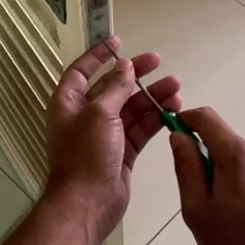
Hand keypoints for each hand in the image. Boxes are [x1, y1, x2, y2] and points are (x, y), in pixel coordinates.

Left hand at [43, 37, 181, 242]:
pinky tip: (173, 108)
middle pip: (112, 87)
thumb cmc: (85, 154)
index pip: (82, 71)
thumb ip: (115, 88)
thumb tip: (125, 66)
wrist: (87, 203)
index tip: (118, 41)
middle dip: (135, 74)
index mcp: (69, 103)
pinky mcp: (122, 152)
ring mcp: (105, 135)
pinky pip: (140, 128)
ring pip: (131, 108)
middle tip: (158, 61)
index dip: (98, 55)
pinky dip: (155, 118)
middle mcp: (85, 116)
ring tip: (176, 85)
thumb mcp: (99, 114)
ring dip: (151, 96)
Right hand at [170, 108, 244, 244]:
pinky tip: (242, 214)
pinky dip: (239, 180)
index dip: (185, 119)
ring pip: (236, 156)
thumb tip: (179, 136)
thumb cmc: (236, 243)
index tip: (172, 132)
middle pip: (221, 139)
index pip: (206, 117)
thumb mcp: (197, 209)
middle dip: (204, 157)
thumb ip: (187, 166)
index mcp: (236, 153)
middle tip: (199, 197)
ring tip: (223, 212)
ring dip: (222, 172)